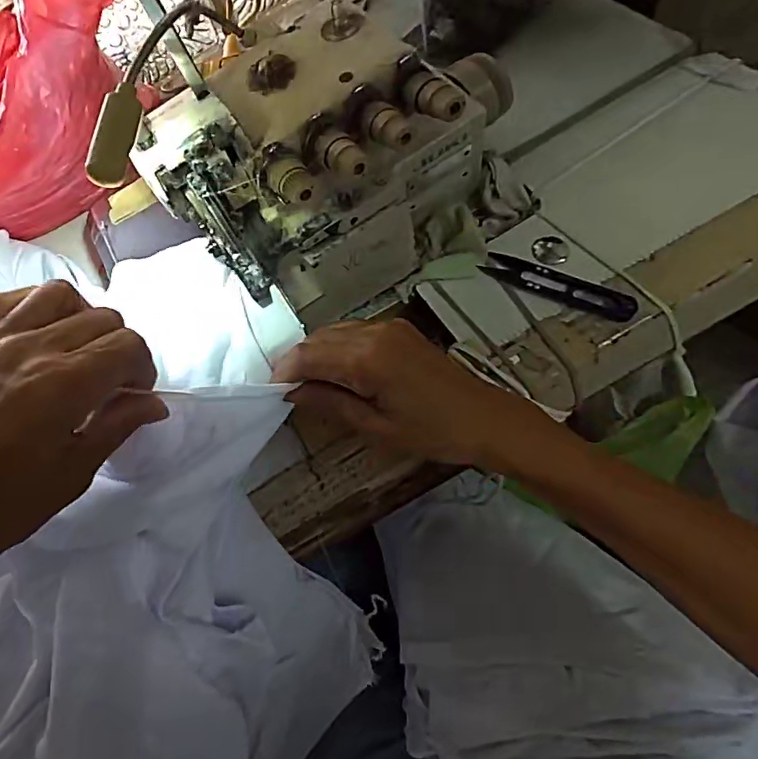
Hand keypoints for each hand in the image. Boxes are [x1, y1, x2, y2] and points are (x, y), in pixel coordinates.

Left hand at [0, 281, 165, 600]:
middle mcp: (30, 349)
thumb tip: (153, 402)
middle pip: (101, 317)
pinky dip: (37, 306)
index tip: (137, 397)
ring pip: (59, 294)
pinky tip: (43, 336)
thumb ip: (115, 427)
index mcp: (61, 386)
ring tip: (83, 353)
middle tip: (115, 386)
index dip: (144, 369)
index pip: (126, 345)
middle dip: (121, 347)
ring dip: (84, 317)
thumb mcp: (69, 477)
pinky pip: (11, 301)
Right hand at [273, 318, 571, 472]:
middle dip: (295, 362)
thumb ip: (330, 404)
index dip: (284, 372)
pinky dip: (335, 347)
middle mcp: (373, 332)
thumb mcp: (377, 427)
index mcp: (368, 358)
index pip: (308, 356)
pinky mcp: (396, 328)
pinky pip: (351, 331)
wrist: (487, 419)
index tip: (270, 392)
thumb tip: (293, 393)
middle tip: (285, 390)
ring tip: (307, 383)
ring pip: (332, 332)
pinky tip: (335, 370)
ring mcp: (386, 326)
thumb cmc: (435, 432)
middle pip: (316, 340)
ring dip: (314, 353)